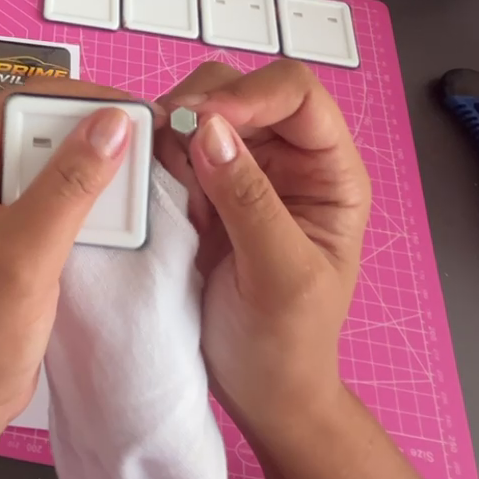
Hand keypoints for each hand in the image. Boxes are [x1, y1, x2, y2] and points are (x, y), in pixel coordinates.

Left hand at [0, 79, 131, 478]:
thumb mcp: (23, 254)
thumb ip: (68, 186)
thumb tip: (113, 122)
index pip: (20, 105)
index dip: (76, 99)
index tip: (134, 109)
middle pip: (40, 132)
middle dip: (94, 133)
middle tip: (154, 139)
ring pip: (55, 167)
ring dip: (99, 170)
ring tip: (151, 172)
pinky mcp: (19, 240)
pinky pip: (61, 203)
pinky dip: (95, 205)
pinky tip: (130, 212)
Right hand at [154, 61, 370, 438]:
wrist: (257, 388)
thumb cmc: (288, 342)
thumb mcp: (282, 277)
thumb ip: (250, 201)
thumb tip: (208, 129)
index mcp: (327, 171)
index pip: (297, 95)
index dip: (251, 94)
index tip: (201, 122)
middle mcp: (283, 158)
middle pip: (242, 90)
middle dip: (201, 105)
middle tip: (165, 140)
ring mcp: (237, 169)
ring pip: (198, 109)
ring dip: (171, 128)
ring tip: (158, 172)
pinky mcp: (197, 185)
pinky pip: (169, 143)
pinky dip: (153, 151)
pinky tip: (151, 183)